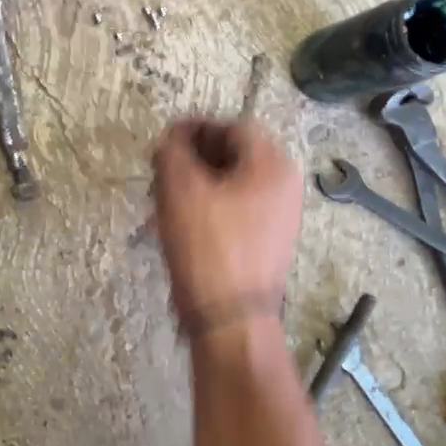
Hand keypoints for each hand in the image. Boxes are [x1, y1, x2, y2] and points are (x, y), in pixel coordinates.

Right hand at [151, 118, 301, 337]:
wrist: (232, 319)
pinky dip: (207, 209)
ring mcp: (280, 218)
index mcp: (273, 166)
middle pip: (235, 155)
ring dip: (196, 185)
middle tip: (160, 171)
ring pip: (233, 185)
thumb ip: (172, 151)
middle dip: (193, 158)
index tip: (163, 141)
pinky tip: (179, 226)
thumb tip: (172, 138)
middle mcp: (285, 187)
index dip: (195, 128)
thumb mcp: (180, 190)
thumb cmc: (207, 246)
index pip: (234, 126)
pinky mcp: (267, 244)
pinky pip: (236, 211)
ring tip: (163, 201)